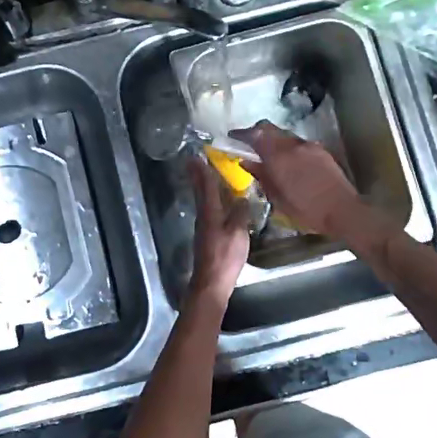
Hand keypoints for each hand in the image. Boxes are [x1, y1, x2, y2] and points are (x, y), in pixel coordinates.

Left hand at [188, 156, 249, 297]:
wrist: (212, 281)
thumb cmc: (225, 256)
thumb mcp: (238, 232)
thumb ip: (240, 213)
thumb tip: (242, 198)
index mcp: (210, 212)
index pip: (206, 186)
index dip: (202, 170)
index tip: (196, 156)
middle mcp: (204, 216)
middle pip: (200, 191)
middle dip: (198, 175)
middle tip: (194, 160)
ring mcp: (204, 226)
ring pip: (203, 200)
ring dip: (203, 186)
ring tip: (206, 175)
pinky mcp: (207, 235)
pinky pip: (208, 210)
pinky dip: (210, 200)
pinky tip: (217, 201)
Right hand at [231, 122, 365, 238]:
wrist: (343, 210)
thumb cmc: (306, 210)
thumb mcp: (277, 198)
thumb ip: (261, 176)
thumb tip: (247, 161)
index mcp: (279, 156)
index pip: (255, 135)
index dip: (241, 134)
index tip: (232, 138)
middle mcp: (293, 145)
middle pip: (269, 128)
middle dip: (256, 132)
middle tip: (248, 143)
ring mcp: (308, 145)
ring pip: (284, 135)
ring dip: (273, 139)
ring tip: (268, 154)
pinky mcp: (321, 150)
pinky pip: (298, 142)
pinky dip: (287, 146)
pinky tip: (288, 161)